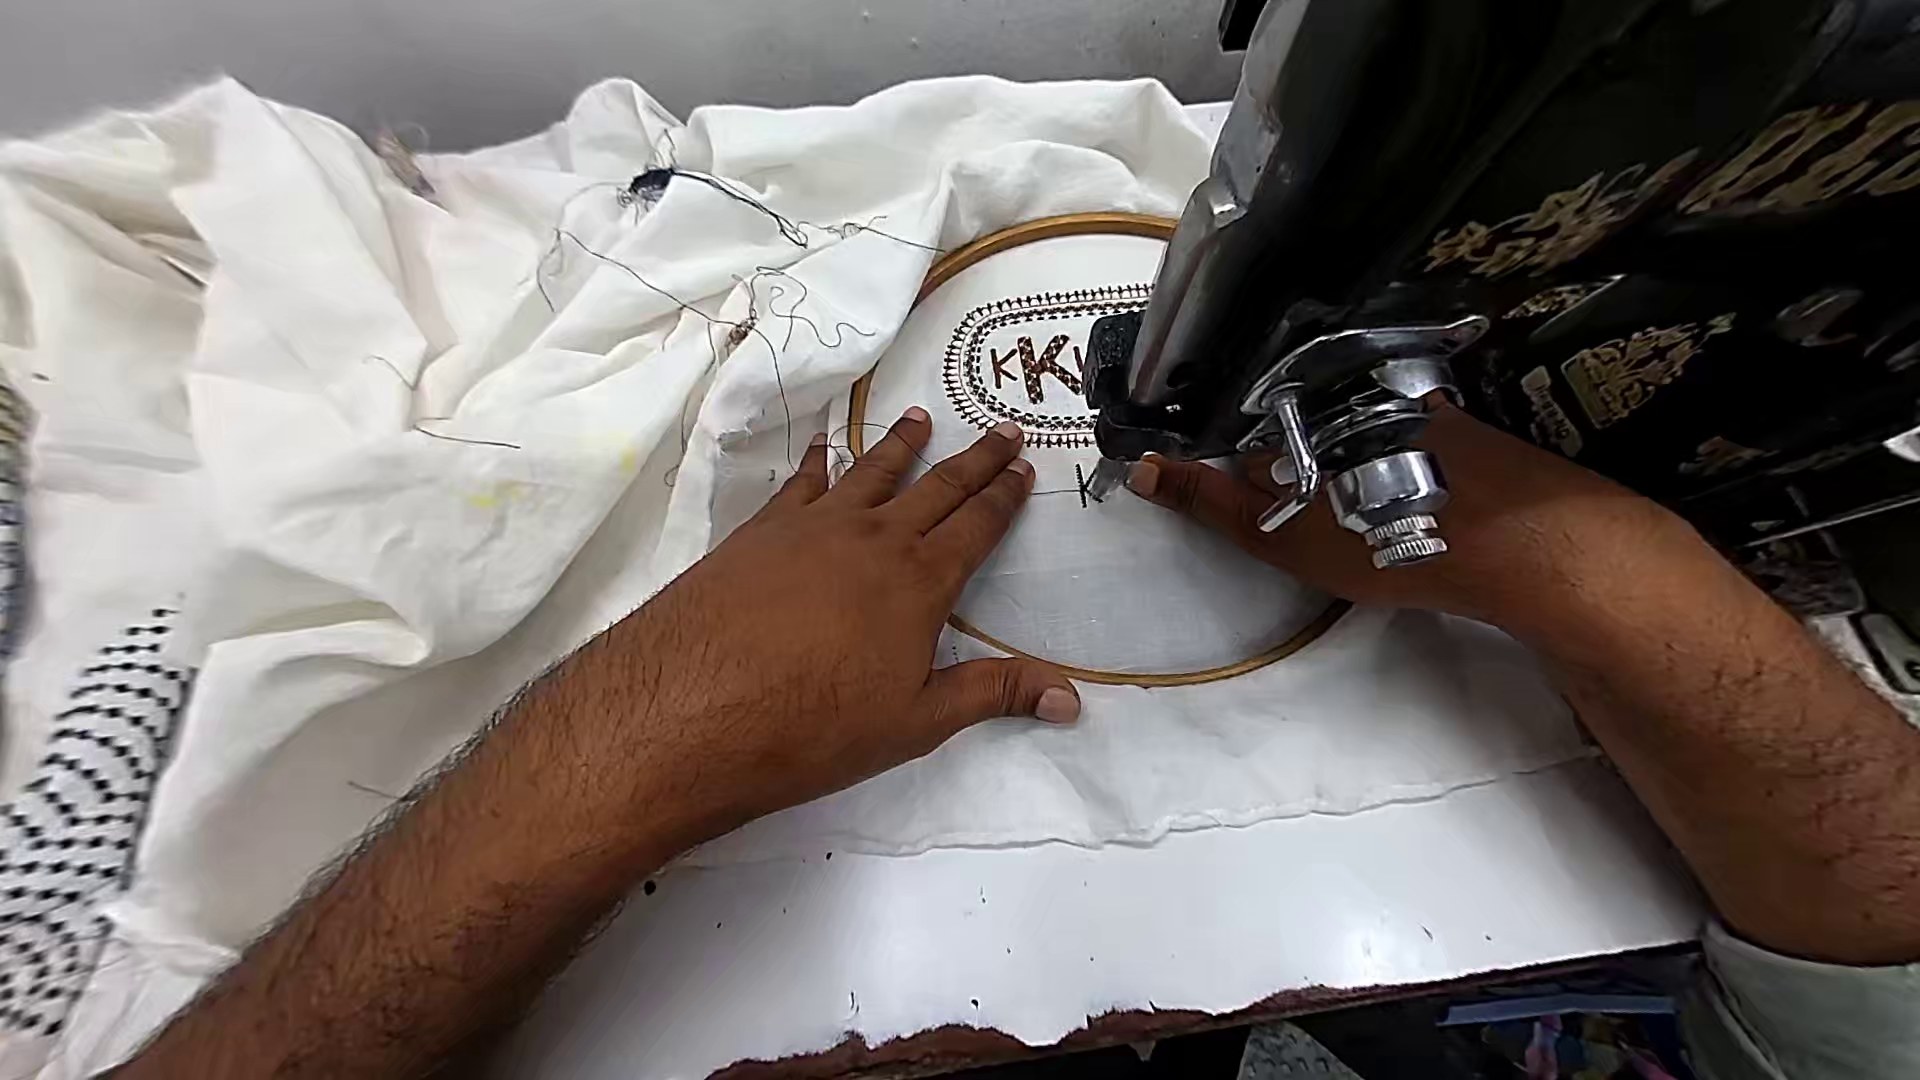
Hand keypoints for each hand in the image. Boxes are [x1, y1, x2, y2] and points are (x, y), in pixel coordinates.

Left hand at [623, 406, 1079, 843]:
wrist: (693, 709)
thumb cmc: (816, 725)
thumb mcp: (918, 721)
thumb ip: (995, 694)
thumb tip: (1074, 699)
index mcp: (919, 582)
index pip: (977, 526)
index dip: (1004, 496)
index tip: (1022, 466)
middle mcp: (875, 539)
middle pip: (937, 487)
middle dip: (975, 459)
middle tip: (1001, 429)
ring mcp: (815, 527)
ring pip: (872, 472)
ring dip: (901, 445)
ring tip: (921, 417)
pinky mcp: (763, 531)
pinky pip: (802, 483)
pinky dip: (819, 461)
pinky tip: (824, 447)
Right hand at [1122, 403, 1692, 634]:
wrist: (1521, 542)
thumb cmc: (1379, 541)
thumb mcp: (1276, 535)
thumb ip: (1205, 500)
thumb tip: (1139, 467)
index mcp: (1284, 428)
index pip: (1221, 430)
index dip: (1208, 456)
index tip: (1212, 484)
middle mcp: (1327, 399)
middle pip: (1270, 419)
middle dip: (1260, 449)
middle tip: (1278, 495)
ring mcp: (1383, 397)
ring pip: (1322, 415)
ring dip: (1311, 441)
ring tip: (1326, 486)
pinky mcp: (1431, 406)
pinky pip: (1373, 413)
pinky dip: (1361, 434)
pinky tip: (1378, 467)